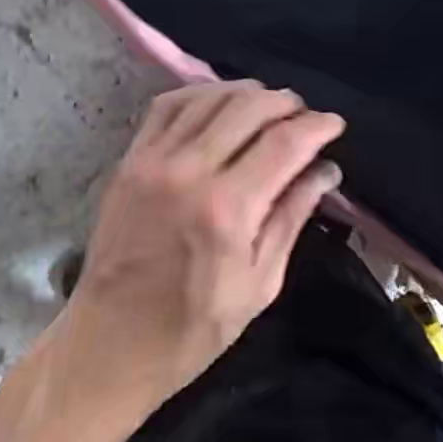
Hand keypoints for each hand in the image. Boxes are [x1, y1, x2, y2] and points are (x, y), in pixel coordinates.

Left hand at [0, 81, 343, 441]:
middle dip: (289, 103)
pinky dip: (204, 94)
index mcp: (227, 210)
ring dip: (251, 93)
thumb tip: (327, 170)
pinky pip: (170, 104)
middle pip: (252, 106)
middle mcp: (190, 172)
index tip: (335, 124)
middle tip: (305, 117)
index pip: (285, 142)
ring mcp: (154, 161)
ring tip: (270, 108)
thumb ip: (292, 216)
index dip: (318, 125)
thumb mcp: (260, 284)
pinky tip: (222, 104)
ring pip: (213, 96)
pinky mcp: (130, 161)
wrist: (107, 348)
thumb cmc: (192, 328)